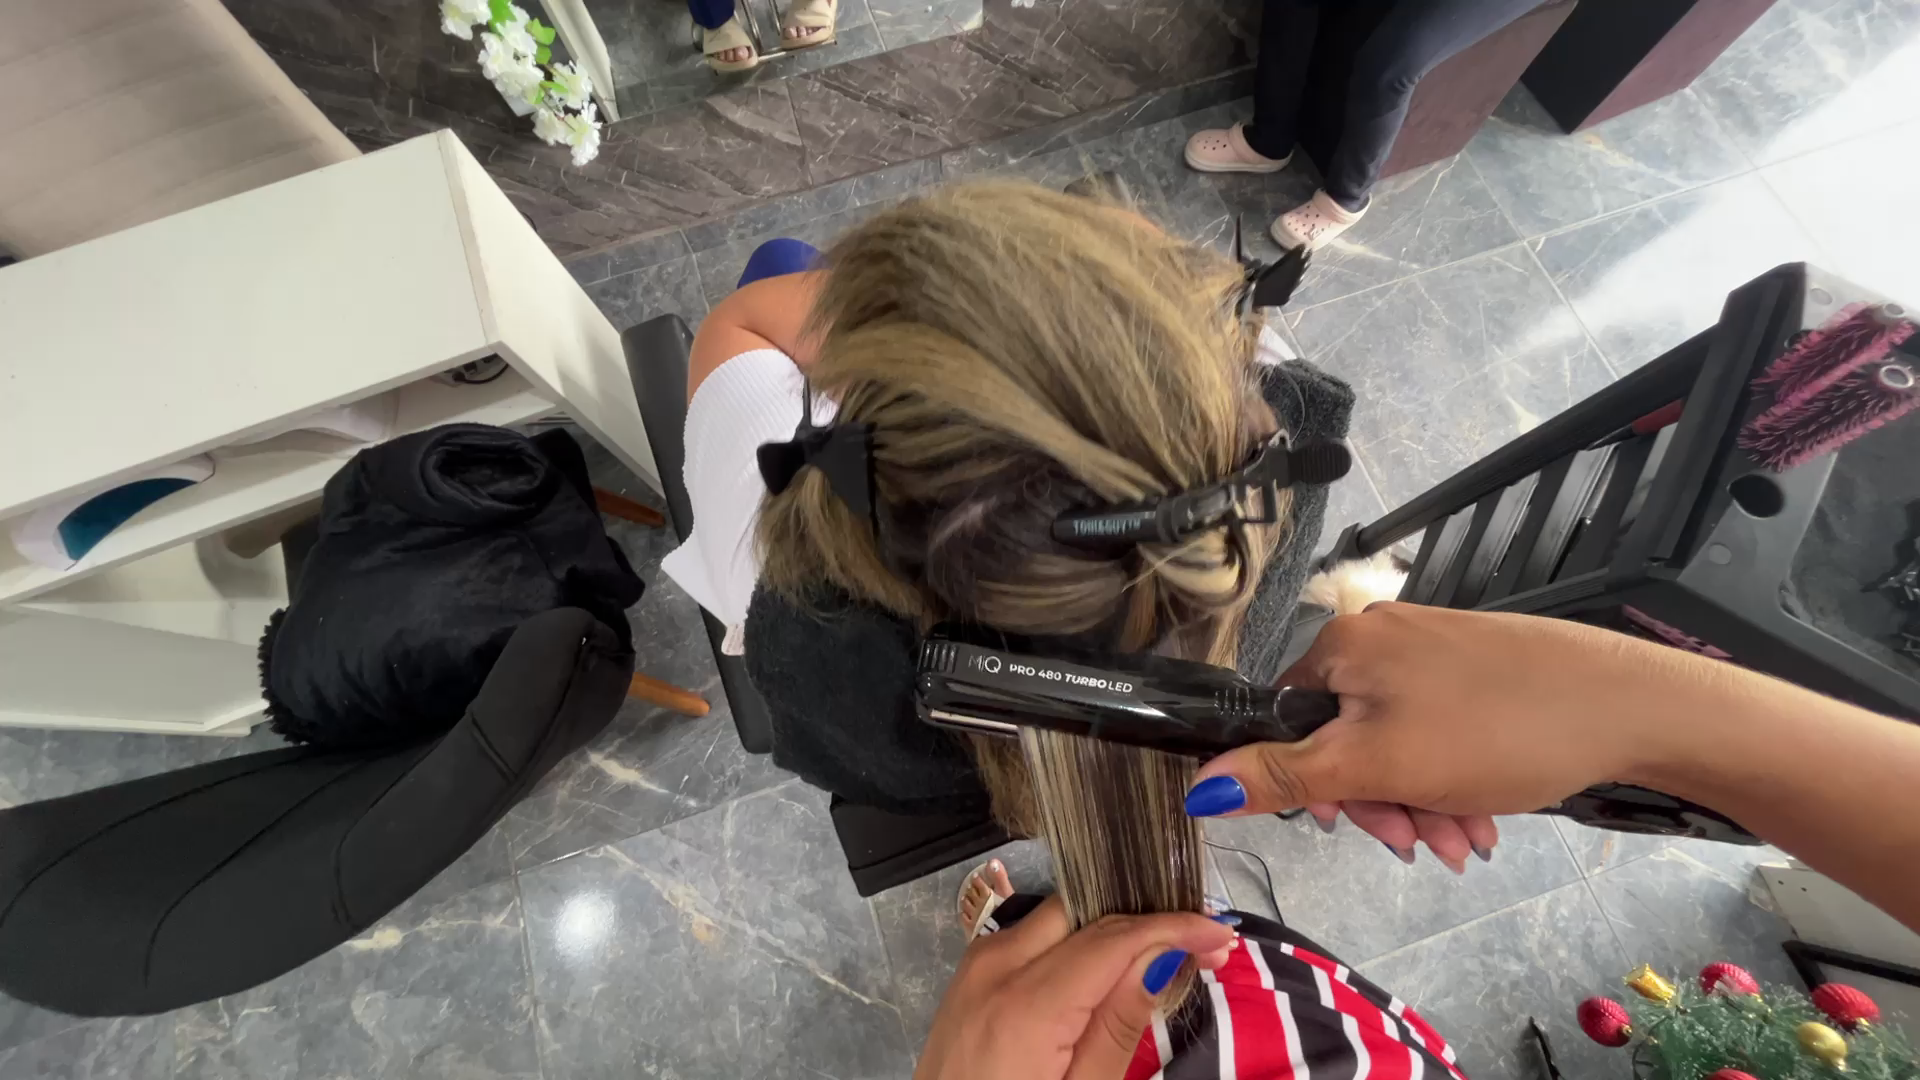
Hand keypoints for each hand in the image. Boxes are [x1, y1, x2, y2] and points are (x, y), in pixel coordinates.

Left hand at [914, 898, 1235, 1079]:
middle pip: (1083, 913)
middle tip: (1199, 946)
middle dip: (1143, 921)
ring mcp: (978, 959)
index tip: (1219, 933)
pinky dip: (1076, 938)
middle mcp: (996, 961)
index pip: (1111, 940)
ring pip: (1059, 915)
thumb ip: (1116, 1025)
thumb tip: (1163, 955)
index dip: (1170, 928)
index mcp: (1023, 1003)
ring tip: (1163, 953)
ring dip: (1111, 926)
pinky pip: (1034, 932)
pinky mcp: (972, 967)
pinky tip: (1108, 963)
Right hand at [1188, 604, 1698, 864]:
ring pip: (1394, 735)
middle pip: (1344, 731)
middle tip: (1424, 846)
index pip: (1288, 719)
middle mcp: (1376, 634)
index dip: (1310, 780)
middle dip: (1379, 800)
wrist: (1638, 704)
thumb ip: (1283, 778)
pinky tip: (1482, 813)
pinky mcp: (1473, 660)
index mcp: (1339, 645)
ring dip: (1418, 798)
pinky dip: (1448, 772)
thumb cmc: (1490, 730)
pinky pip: (1433, 722)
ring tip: (1465, 842)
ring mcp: (1428, 644)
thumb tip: (1196, 790)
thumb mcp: (1376, 766)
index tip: (1354, 828)